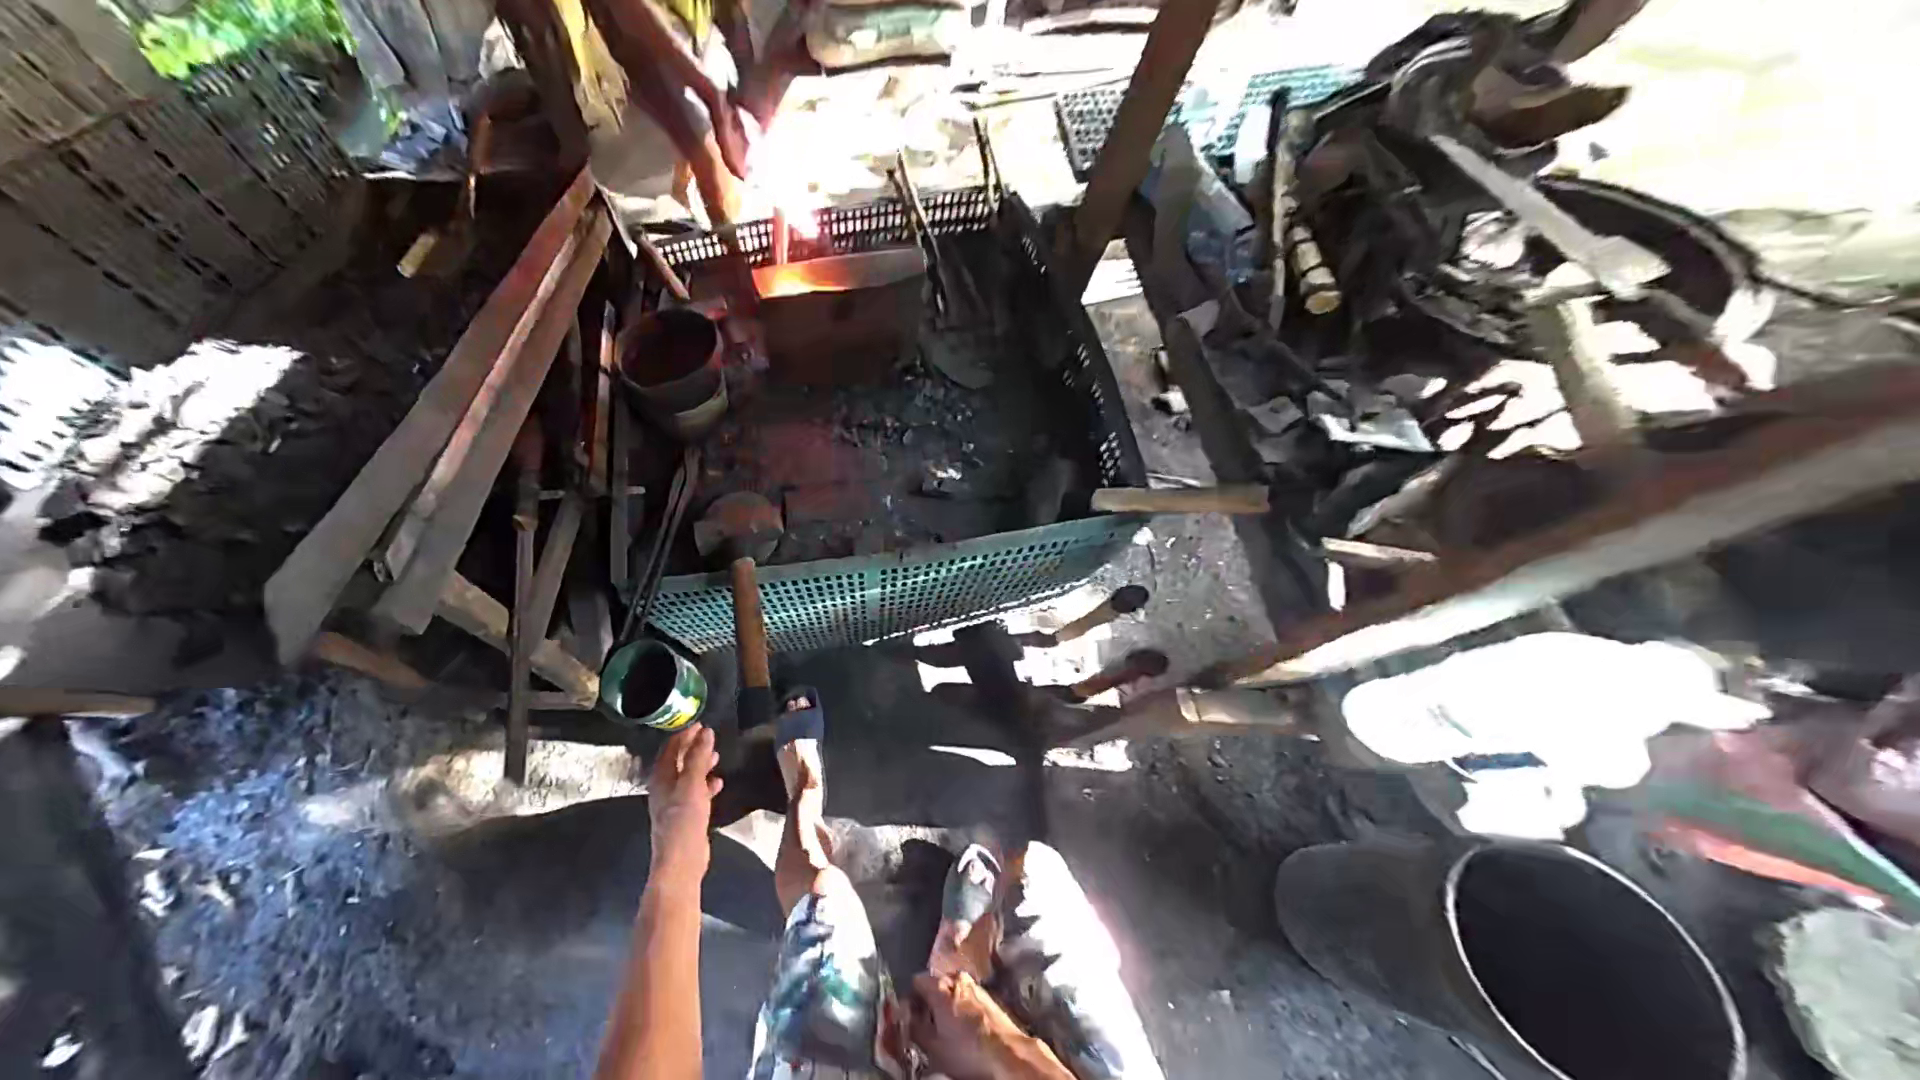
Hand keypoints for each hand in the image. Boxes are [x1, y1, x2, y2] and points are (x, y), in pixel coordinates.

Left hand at [648, 723, 722, 889]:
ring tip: (717, 756)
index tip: (700, 723)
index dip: (684, 734)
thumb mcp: (692, 785)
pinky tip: (718, 782)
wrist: (681, 862)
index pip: (670, 749)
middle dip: (693, 748)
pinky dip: (706, 784)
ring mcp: (674, 803)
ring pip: (688, 776)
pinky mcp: (686, 816)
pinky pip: (696, 792)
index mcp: (661, 779)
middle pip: (678, 761)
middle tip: (709, 735)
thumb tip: (706, 731)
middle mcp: (664, 788)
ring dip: (700, 764)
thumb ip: (699, 757)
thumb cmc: (683, 820)